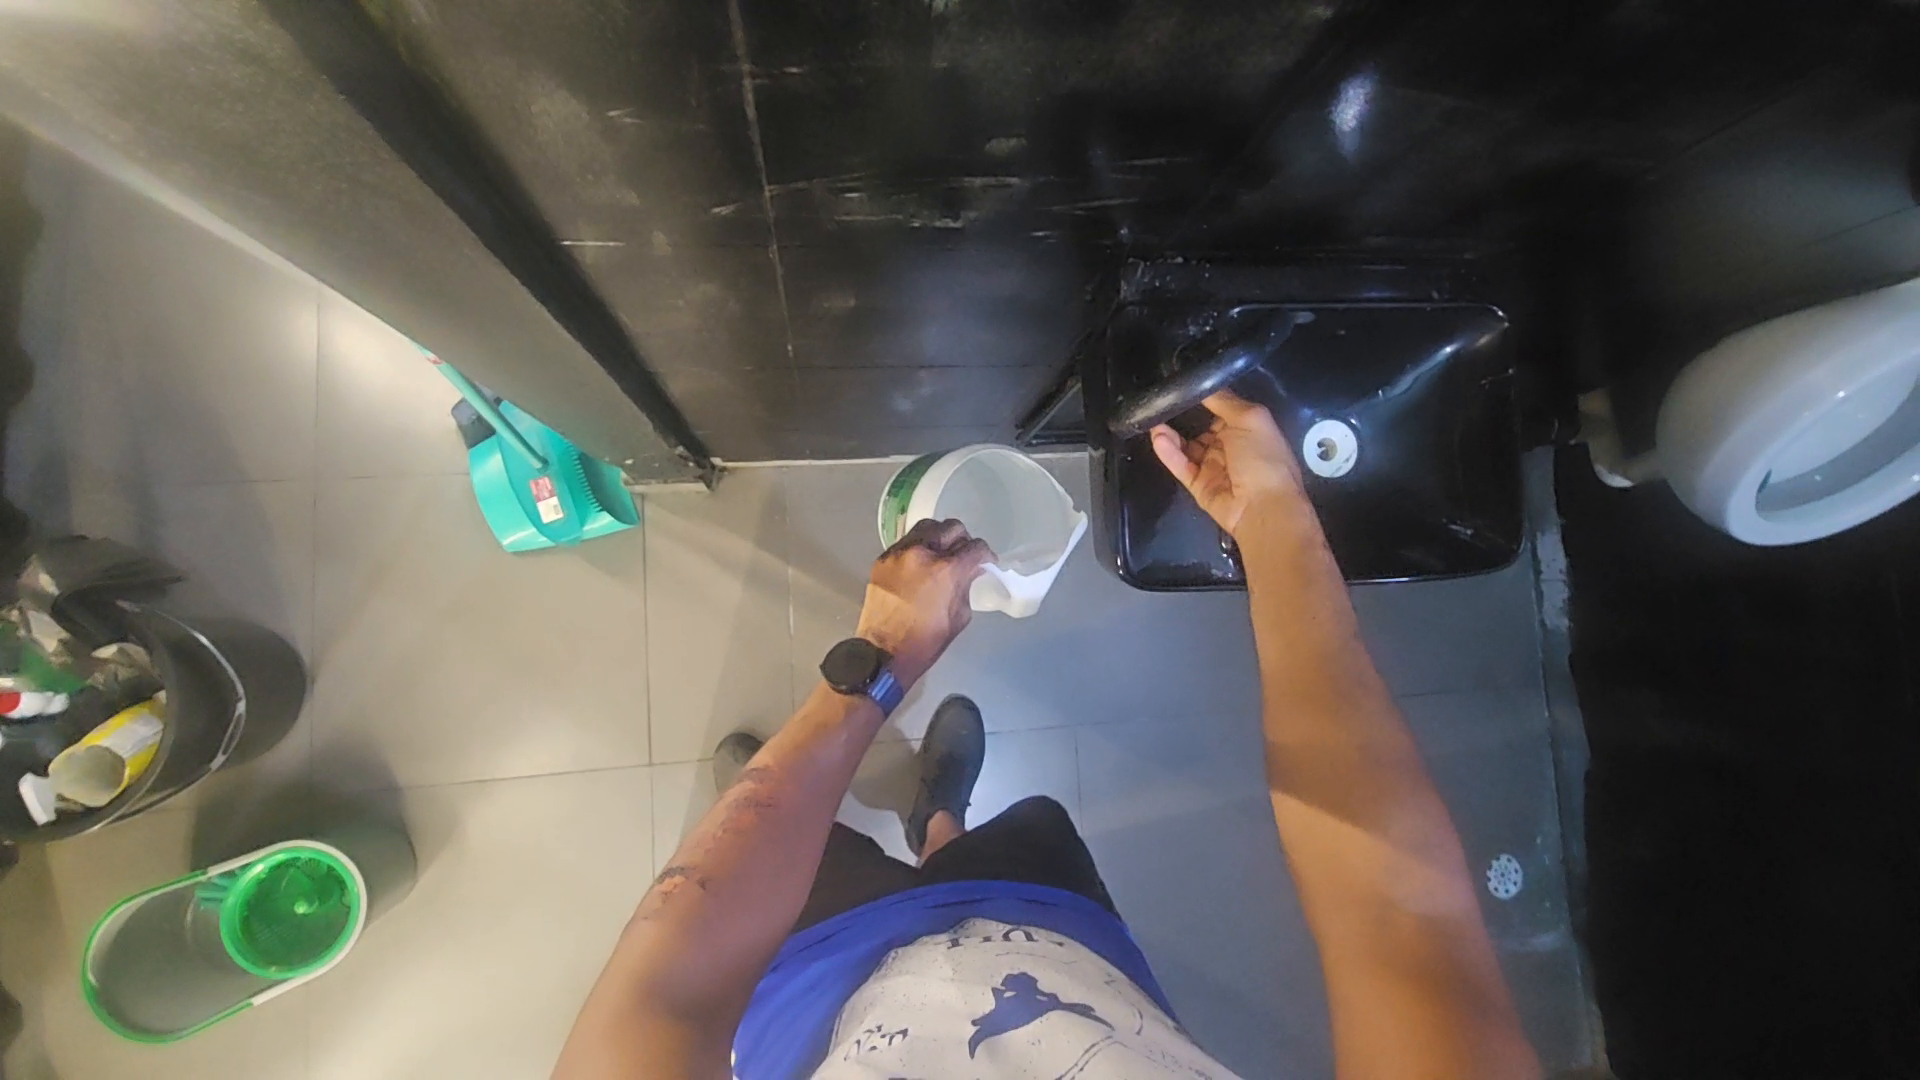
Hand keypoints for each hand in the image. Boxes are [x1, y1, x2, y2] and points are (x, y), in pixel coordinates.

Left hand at [856, 519, 993, 687]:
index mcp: (947, 570)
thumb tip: (972, 570)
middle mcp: (923, 552)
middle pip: (952, 527)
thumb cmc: (926, 641)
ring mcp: (899, 552)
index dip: (986, 554)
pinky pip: (907, 542)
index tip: (986, 562)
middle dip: (963, 540)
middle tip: (964, 555)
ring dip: (940, 537)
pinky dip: (919, 547)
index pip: (975, 547)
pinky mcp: (883, 558)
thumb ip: (968, 586)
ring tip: (941, 554)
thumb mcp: (960, 616)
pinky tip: (920, 564)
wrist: (883, 652)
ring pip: (927, 527)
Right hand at [1150, 390, 1308, 539]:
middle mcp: (1229, 445)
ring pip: (1186, 446)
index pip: (1220, 408)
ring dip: (1170, 434)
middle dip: (1181, 416)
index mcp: (1247, 428)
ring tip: (1154, 421)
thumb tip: (1203, 385)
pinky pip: (1180, 465)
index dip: (1202, 398)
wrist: (1263, 507)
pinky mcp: (1198, 484)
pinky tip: (1158, 438)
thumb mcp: (1250, 418)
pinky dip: (1169, 452)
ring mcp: (1212, 466)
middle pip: (1199, 427)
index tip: (1180, 385)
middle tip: (1160, 403)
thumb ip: (1224, 401)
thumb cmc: (1264, 458)